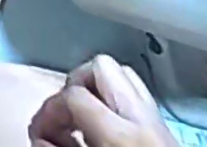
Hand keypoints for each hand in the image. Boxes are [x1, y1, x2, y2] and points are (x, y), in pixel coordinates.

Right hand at [28, 55, 178, 146]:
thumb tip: (40, 139)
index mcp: (124, 136)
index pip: (75, 95)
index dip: (49, 111)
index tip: (38, 134)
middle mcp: (144, 119)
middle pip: (101, 68)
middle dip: (75, 85)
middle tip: (64, 120)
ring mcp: (159, 123)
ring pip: (123, 76)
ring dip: (97, 90)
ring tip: (83, 122)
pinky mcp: (167, 133)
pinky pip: (137, 97)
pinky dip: (116, 104)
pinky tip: (106, 133)